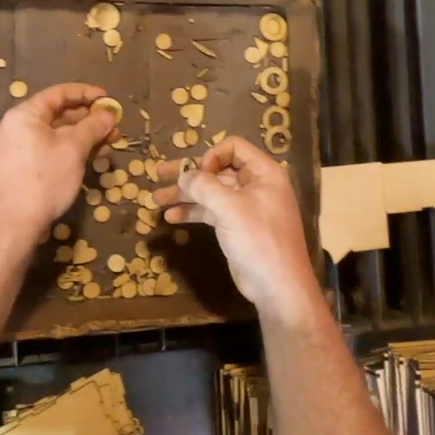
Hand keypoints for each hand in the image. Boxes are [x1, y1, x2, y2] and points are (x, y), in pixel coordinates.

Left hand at [0, 83, 117, 240]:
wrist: (16, 222)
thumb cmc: (45, 180)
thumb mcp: (73, 150)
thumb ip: (92, 127)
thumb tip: (109, 114)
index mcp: (25, 114)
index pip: (59, 93)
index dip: (86, 93)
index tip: (108, 98)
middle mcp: (18, 126)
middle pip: (58, 113)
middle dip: (88, 118)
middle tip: (113, 124)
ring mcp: (19, 147)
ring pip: (56, 133)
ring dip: (83, 135)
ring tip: (109, 142)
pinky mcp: (23, 165)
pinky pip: (50, 148)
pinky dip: (71, 149)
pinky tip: (92, 156)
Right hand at [152, 137, 320, 315]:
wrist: (278, 286)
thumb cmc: (259, 240)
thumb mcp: (230, 209)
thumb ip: (204, 187)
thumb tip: (183, 175)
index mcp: (263, 173)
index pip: (233, 148)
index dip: (211, 156)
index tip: (197, 174)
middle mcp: (254, 185)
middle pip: (217, 170)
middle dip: (188, 174)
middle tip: (159, 174)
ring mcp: (244, 207)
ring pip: (210, 192)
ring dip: (185, 194)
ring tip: (156, 199)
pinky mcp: (235, 226)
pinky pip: (211, 211)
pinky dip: (192, 212)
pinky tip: (171, 217)